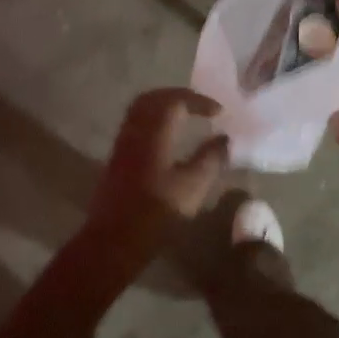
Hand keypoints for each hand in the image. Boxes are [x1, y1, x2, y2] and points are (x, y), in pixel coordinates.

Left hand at [84, 88, 228, 258]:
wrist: (114, 241)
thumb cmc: (157, 212)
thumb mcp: (193, 186)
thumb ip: (211, 158)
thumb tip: (224, 139)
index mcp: (154, 133)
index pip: (174, 100)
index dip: (198, 100)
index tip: (218, 111)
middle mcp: (134, 132)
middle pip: (152, 99)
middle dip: (178, 97)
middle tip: (199, 106)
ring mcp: (122, 145)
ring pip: (140, 111)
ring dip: (163, 108)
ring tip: (186, 119)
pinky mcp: (117, 160)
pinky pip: (135, 126)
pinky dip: (154, 123)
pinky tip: (169, 141)